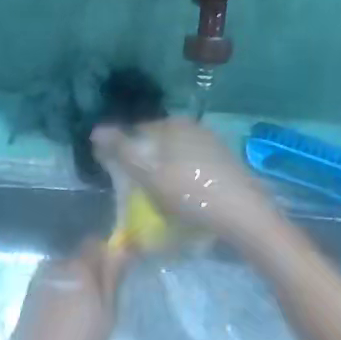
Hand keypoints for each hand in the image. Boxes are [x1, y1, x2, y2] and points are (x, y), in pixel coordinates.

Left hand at [0, 239, 127, 339]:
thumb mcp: (107, 319)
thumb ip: (113, 280)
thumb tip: (122, 250)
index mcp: (76, 267)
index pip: (96, 242)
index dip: (110, 254)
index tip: (121, 275)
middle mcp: (53, 266)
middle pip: (80, 257)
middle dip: (94, 271)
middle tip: (106, 302)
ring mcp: (37, 283)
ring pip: (66, 273)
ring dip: (78, 285)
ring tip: (87, 318)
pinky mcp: (26, 301)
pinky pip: (53, 287)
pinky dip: (64, 297)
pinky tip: (68, 325)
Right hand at [92, 119, 285, 250]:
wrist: (244, 215)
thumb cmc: (190, 193)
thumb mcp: (149, 175)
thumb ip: (121, 151)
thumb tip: (96, 129)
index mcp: (172, 124)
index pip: (136, 132)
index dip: (123, 153)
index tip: (117, 178)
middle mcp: (192, 127)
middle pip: (157, 144)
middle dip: (144, 164)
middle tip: (137, 193)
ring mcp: (211, 143)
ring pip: (175, 156)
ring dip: (164, 174)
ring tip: (159, 201)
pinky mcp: (224, 162)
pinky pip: (193, 167)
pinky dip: (184, 180)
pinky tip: (185, 201)